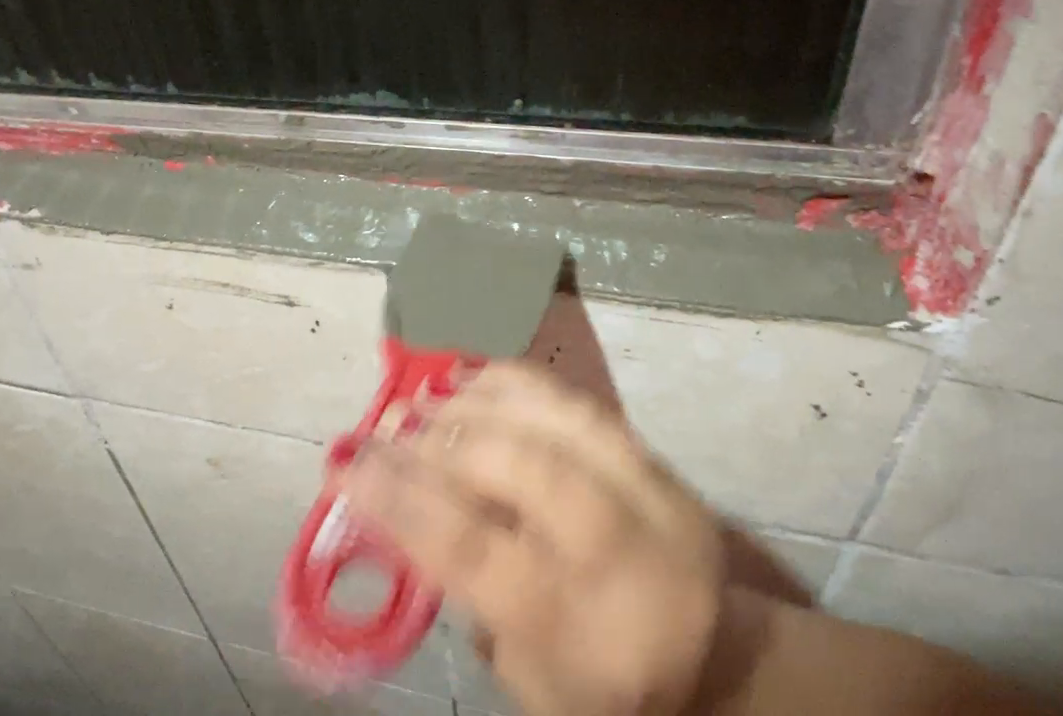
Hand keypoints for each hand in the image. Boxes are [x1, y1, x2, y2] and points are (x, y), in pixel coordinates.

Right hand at [340, 363, 726, 715]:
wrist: (719, 663)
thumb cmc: (604, 687)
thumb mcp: (527, 679)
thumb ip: (470, 594)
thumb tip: (407, 501)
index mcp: (583, 630)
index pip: (476, 550)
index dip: (400, 499)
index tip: (344, 463)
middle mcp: (626, 555)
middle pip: (523, 472)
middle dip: (438, 443)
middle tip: (383, 426)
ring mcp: (656, 497)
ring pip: (561, 424)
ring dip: (480, 403)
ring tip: (424, 398)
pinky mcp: (663, 465)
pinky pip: (588, 406)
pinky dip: (524, 384)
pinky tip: (477, 377)